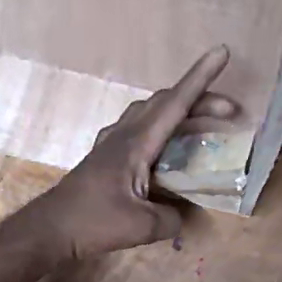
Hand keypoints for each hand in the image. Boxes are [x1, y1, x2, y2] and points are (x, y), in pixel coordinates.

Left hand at [13, 47, 239, 260]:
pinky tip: (171, 146)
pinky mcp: (108, 156)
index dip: (200, 78)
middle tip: (232, 112)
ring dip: (182, 112)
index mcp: (136, 144)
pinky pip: (141, 128)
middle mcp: (124, 135)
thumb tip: (182, 213)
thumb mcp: (143, 226)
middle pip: (166, 103)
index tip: (221, 52)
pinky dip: (164, 127)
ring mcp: (113, 142)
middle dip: (202, 100)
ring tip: (207, 125)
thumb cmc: (93, 223)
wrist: (50, 229)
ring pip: (152, 112)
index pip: (174, 104)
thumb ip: (172, 218)